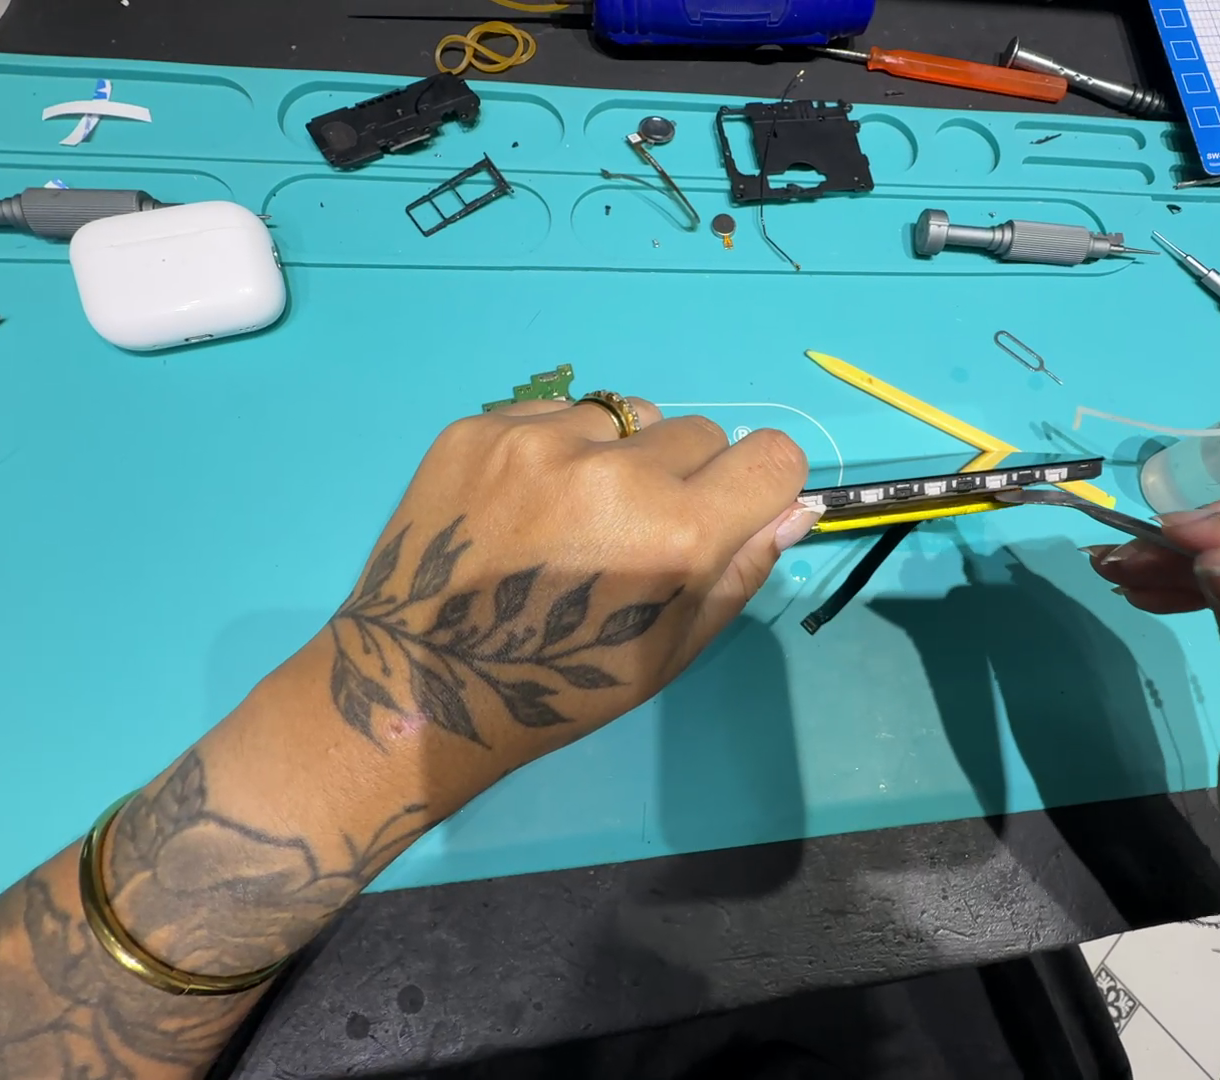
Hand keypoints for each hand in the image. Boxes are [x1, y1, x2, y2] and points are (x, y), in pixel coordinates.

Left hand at [313, 398, 813, 797]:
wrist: (423, 680)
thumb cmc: (566, 682)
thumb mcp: (673, 649)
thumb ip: (743, 569)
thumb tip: (796, 507)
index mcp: (678, 536)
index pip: (772, 456)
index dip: (762, 483)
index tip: (732, 506)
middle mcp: (617, 472)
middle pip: (702, 432)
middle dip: (688, 476)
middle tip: (635, 530)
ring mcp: (540, 441)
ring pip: (631, 414)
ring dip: (623, 455)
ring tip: (573, 511)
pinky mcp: (479, 426)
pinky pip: (560, 412)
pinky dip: (562, 447)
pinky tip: (525, 499)